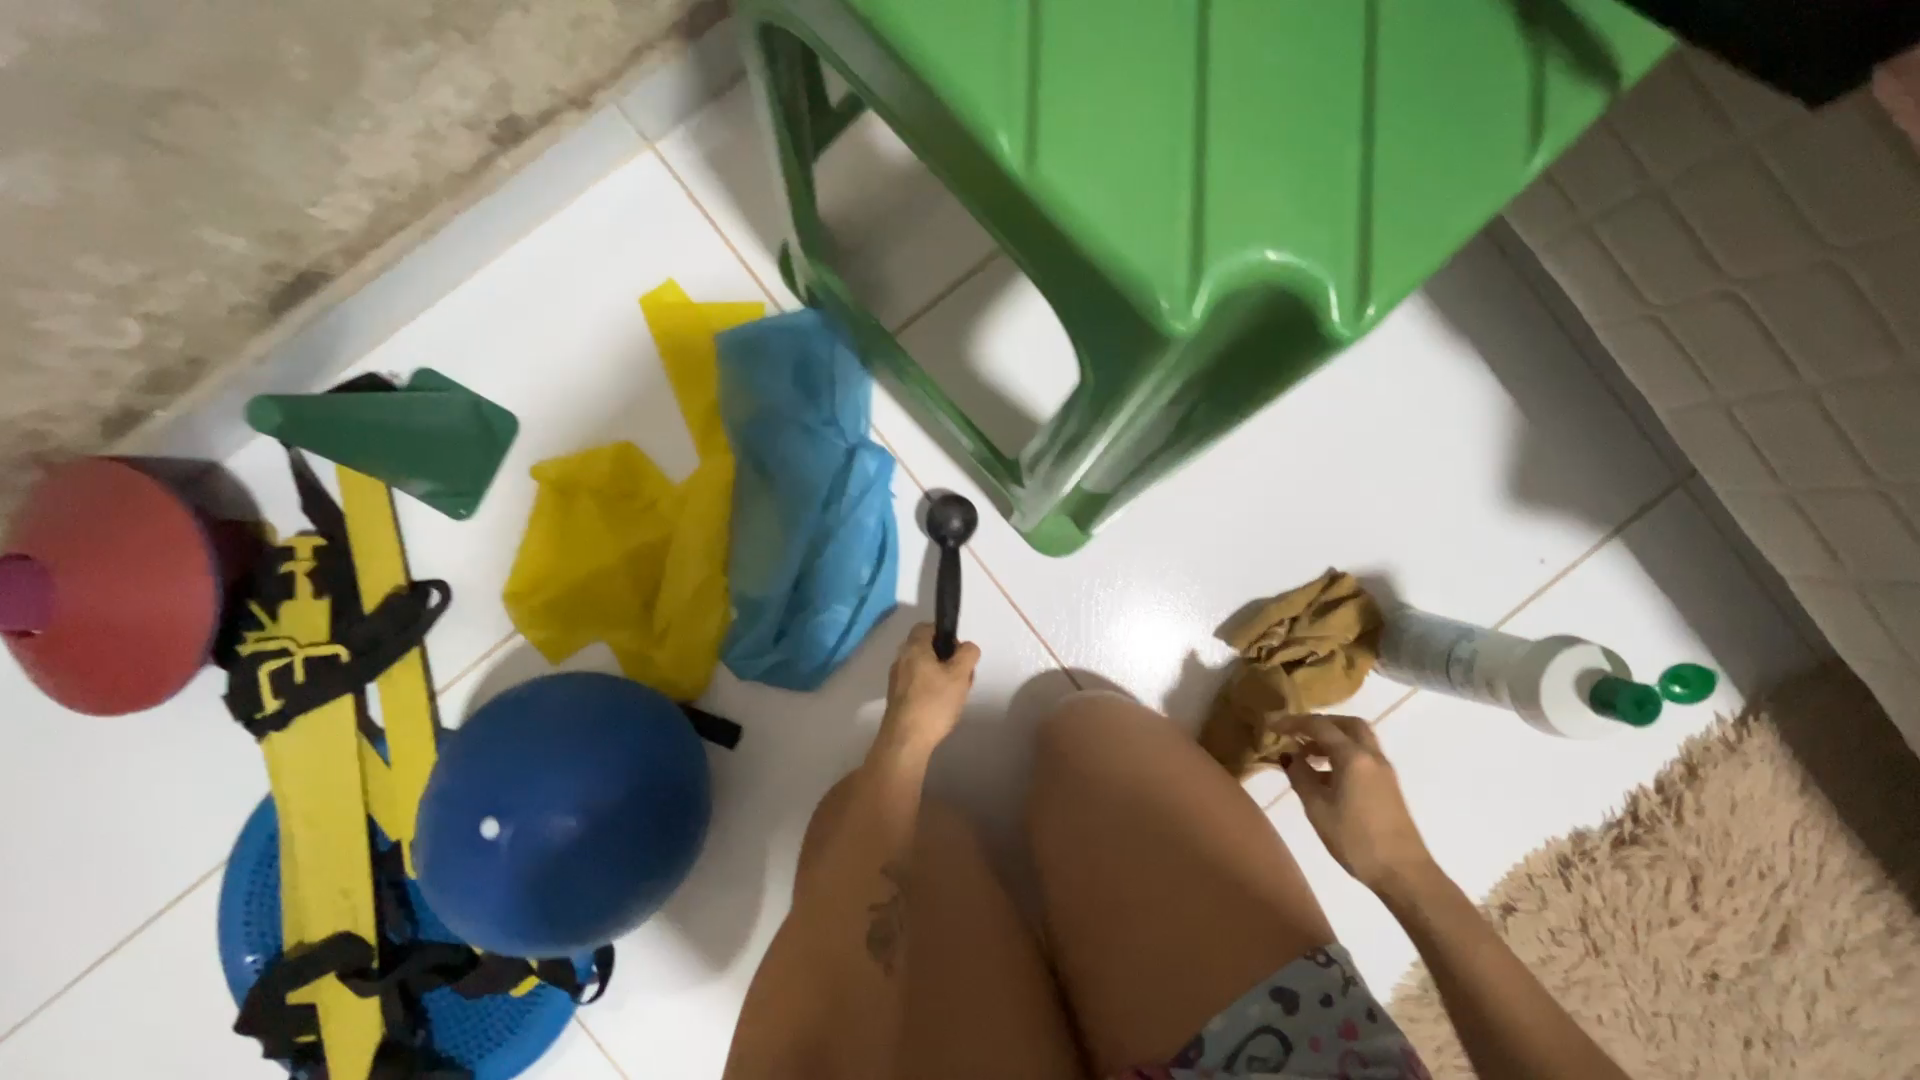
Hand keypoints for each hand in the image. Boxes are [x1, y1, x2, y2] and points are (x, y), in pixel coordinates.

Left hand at [877, 623, 978, 755]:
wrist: (906, 740)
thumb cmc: (934, 703)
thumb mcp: (960, 675)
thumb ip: (967, 654)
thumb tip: (967, 647)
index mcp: (913, 648)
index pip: (928, 627)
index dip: (946, 635)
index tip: (960, 653)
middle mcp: (901, 659)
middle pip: (927, 649)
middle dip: (947, 659)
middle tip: (962, 676)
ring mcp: (896, 679)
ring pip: (923, 668)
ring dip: (941, 676)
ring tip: (955, 694)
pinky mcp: (897, 698)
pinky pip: (917, 684)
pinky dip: (931, 690)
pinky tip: (941, 707)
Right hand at [1278, 714, 1433, 893]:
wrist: (1402, 872)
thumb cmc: (1355, 840)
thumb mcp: (1317, 808)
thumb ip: (1300, 777)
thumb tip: (1288, 756)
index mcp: (1353, 758)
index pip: (1320, 726)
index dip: (1294, 722)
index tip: (1272, 727)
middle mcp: (1371, 756)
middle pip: (1347, 724)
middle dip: (1320, 724)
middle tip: (1297, 735)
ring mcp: (1383, 771)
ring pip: (1357, 740)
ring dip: (1332, 740)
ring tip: (1306, 756)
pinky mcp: (1387, 786)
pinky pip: (1362, 757)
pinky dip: (1342, 755)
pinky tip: (1324, 777)